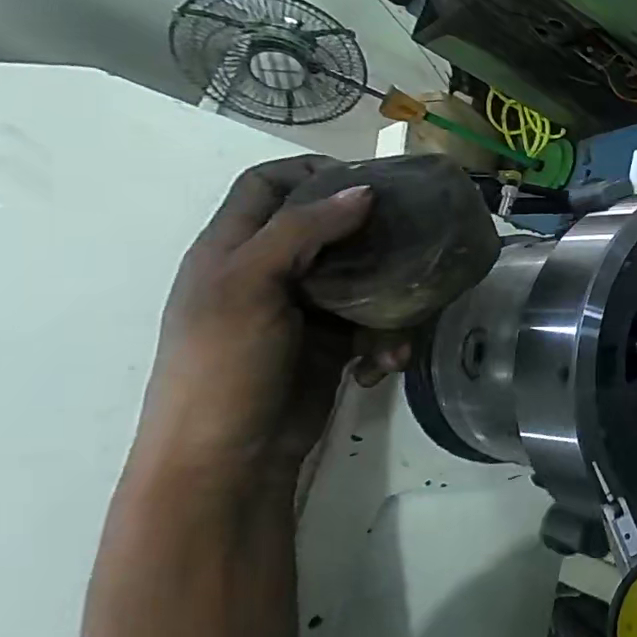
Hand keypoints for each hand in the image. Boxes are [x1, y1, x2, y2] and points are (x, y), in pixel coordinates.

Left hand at [133, 155, 404, 484]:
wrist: (226, 464)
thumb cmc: (223, 367)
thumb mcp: (247, 287)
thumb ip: (302, 231)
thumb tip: (364, 191)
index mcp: (232, 249)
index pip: (266, 185)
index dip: (311, 171)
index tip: (367, 180)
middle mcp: (269, 271)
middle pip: (325, 225)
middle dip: (369, 228)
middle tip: (413, 227)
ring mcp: (303, 309)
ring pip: (360, 274)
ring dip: (388, 293)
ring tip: (407, 313)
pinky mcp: (332, 343)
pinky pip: (372, 321)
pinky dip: (386, 338)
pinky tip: (385, 362)